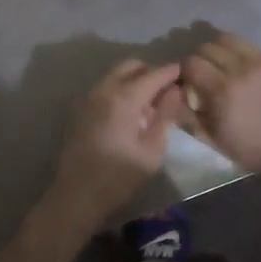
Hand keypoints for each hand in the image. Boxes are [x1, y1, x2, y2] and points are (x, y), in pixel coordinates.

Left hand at [46, 60, 185, 234]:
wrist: (76, 195)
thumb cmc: (119, 177)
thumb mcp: (152, 150)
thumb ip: (165, 116)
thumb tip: (175, 91)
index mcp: (123, 98)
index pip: (152, 75)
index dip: (170, 72)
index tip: (184, 71)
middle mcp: (103, 90)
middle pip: (130, 66)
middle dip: (150, 71)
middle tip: (166, 89)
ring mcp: (88, 98)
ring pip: (115, 75)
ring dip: (134, 80)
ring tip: (149, 104)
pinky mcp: (79, 109)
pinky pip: (104, 88)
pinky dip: (120, 90)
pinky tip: (129, 113)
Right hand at [181, 33, 260, 177]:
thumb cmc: (244, 146)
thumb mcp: (207, 135)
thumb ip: (183, 111)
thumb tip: (167, 90)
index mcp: (222, 90)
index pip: (191, 63)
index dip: (183, 71)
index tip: (186, 82)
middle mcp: (239, 70)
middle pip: (205, 48)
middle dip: (197, 59)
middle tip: (200, 74)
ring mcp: (257, 63)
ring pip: (224, 39)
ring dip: (214, 49)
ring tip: (216, 65)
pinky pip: (243, 42)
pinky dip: (232, 48)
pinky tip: (232, 63)